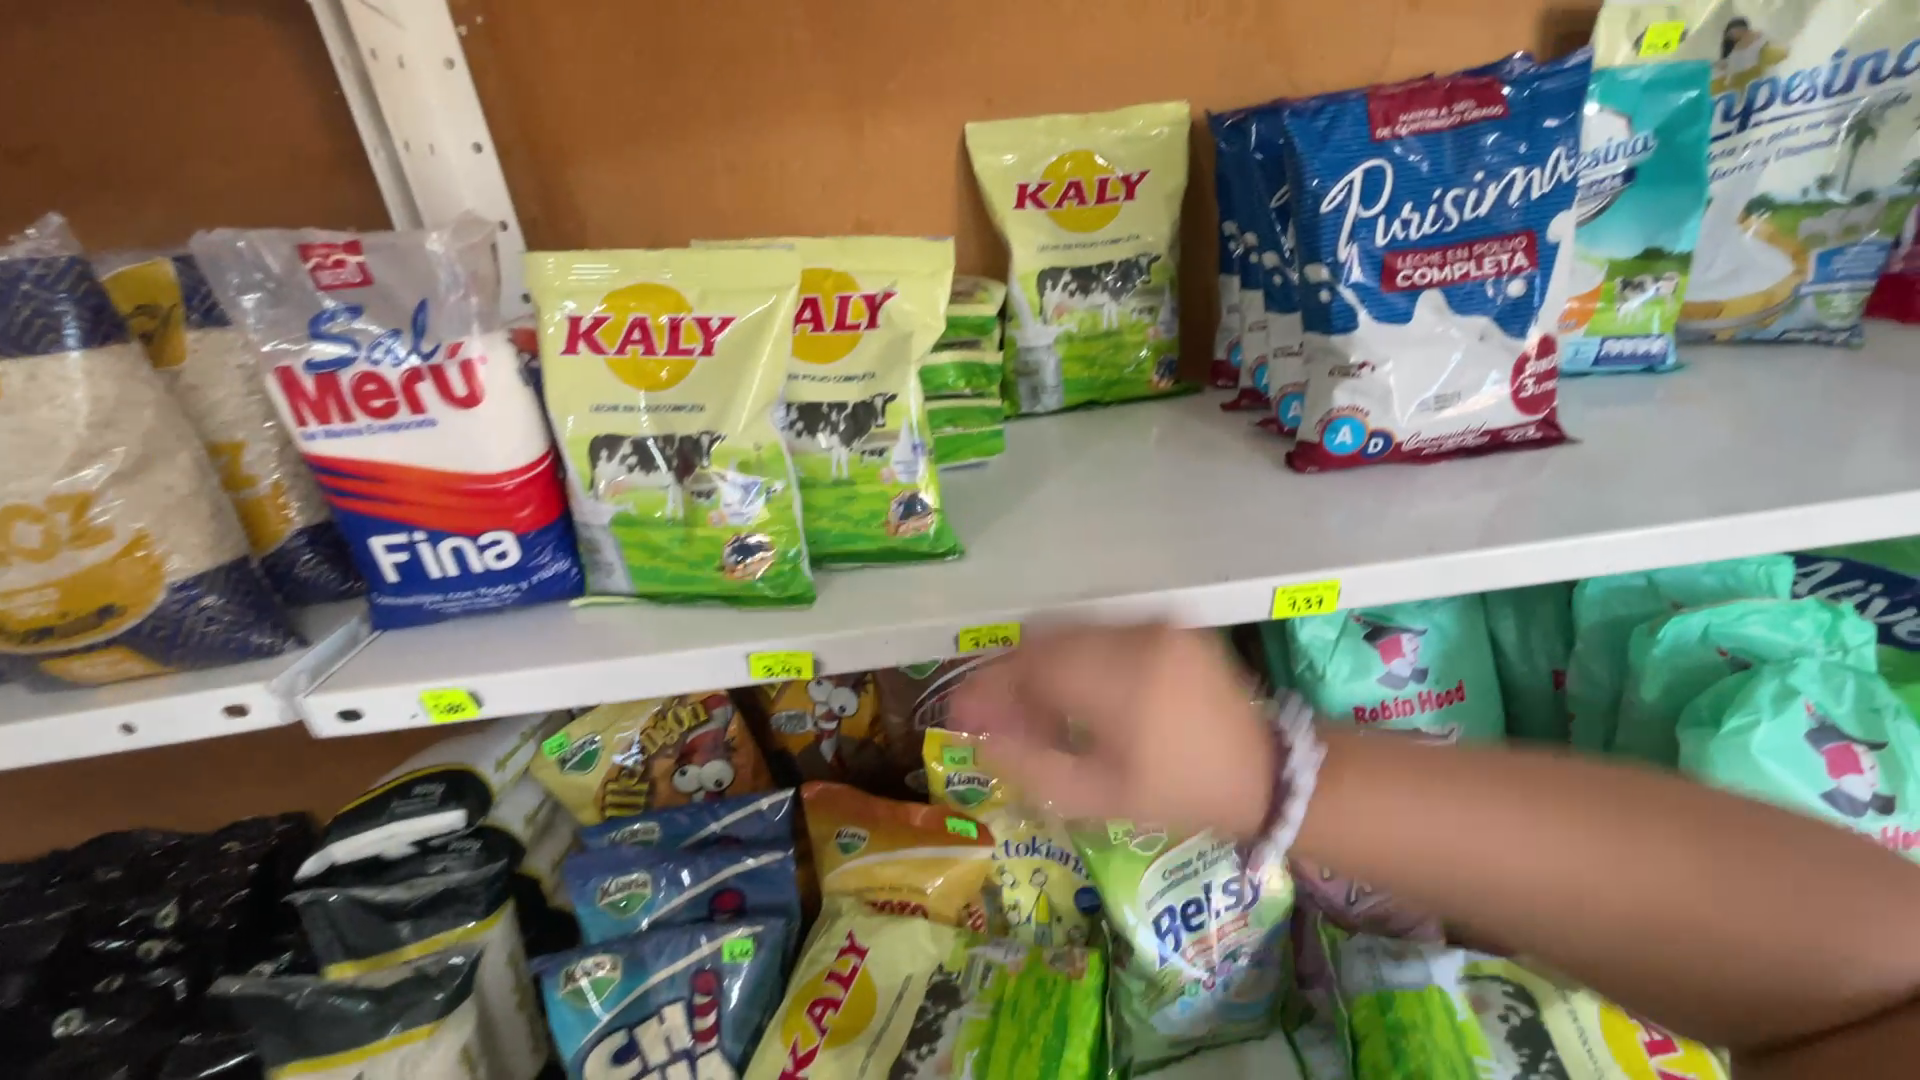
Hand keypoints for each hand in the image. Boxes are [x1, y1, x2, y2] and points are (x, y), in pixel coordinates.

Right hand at [949, 622, 1274, 838]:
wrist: (1265, 773)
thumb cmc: (1180, 794)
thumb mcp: (1099, 797)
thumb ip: (1029, 763)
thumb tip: (977, 734)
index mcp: (1120, 682)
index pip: (1029, 664)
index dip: (987, 684)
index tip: (960, 711)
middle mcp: (1136, 637)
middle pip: (1045, 641)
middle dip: (1011, 677)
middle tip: (1000, 719)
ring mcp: (1156, 625)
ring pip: (1070, 633)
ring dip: (1042, 666)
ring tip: (1039, 712)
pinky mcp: (1169, 625)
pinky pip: (1102, 632)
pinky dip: (1076, 657)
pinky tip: (1078, 694)